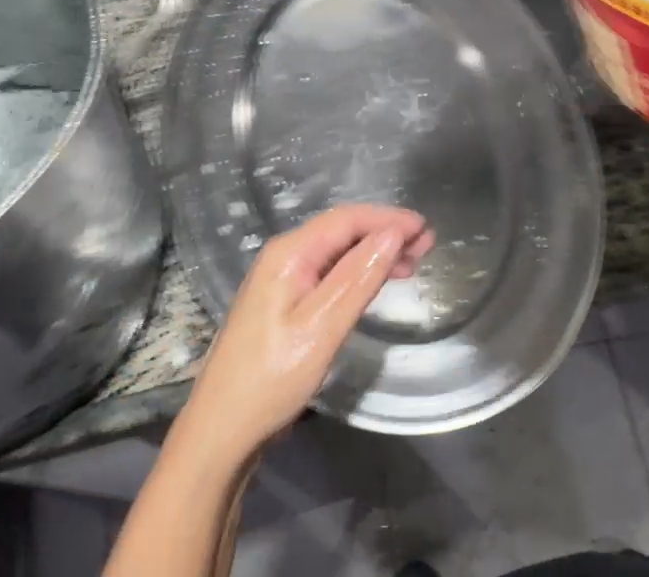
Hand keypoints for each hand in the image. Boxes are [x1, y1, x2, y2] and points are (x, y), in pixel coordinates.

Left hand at [179, 204, 432, 458]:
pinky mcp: (284, 305)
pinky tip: (376, 284)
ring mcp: (282, 282)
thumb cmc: (272, 377)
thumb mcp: (322, 328)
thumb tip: (394, 235)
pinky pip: (328, 275)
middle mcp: (284, 258)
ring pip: (337, 253)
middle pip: (342, 232)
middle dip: (385, 234)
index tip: (426, 229)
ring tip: (412, 265)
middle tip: (427, 247)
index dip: (388, 220)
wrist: (222, 429)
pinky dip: (358, 274)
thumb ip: (358, 278)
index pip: (346, 220)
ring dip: (375, 254)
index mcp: (289, 254)